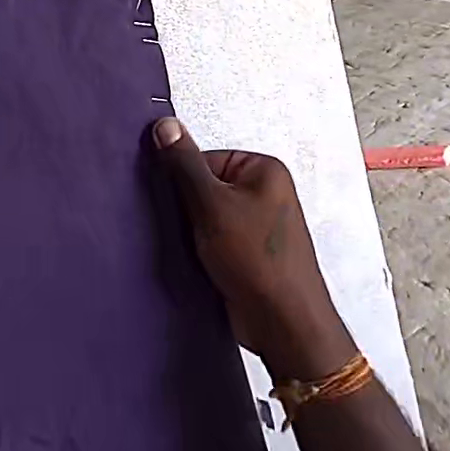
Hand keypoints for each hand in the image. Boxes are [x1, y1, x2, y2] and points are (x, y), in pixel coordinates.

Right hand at [152, 118, 356, 381]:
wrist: (284, 324)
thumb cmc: (259, 261)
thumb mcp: (213, 205)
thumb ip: (185, 166)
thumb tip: (165, 126)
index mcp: (263, 169)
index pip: (205, 158)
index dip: (182, 179)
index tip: (167, 198)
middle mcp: (263, 192)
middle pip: (205, 186)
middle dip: (186, 207)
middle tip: (177, 225)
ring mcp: (255, 224)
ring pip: (205, 216)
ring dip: (190, 231)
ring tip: (186, 246)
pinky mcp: (245, 252)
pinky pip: (212, 239)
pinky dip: (198, 248)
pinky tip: (189, 260)